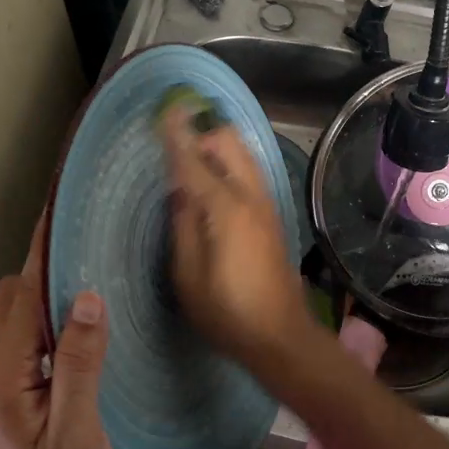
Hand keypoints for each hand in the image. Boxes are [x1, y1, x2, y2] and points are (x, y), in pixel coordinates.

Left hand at [0, 211, 113, 448]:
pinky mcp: (6, 406)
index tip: (61, 211)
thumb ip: (80, 364)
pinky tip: (85, 331)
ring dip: (48, 300)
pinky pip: (25, 347)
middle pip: (11, 302)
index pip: (20, 297)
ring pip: (16, 323)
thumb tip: (86, 296)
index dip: (42, 253)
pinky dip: (49, 327)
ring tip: (95, 282)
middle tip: (94, 251)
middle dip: (45, 272)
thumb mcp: (78, 435)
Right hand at [160, 106, 316, 369]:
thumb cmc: (227, 312)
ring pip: (243, 153)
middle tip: (178, 156)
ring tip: (192, 173)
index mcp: (226, 208)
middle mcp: (251, 195)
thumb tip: (178, 189)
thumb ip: (182, 225)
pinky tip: (212, 193)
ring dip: (218, 151)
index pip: (195, 158)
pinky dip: (229, 167)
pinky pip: (248, 172)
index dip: (178, 134)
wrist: (282, 336)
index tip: (166, 111)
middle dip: (202, 136)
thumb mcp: (188, 275)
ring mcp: (266, 202)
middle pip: (229, 140)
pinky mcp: (272, 214)